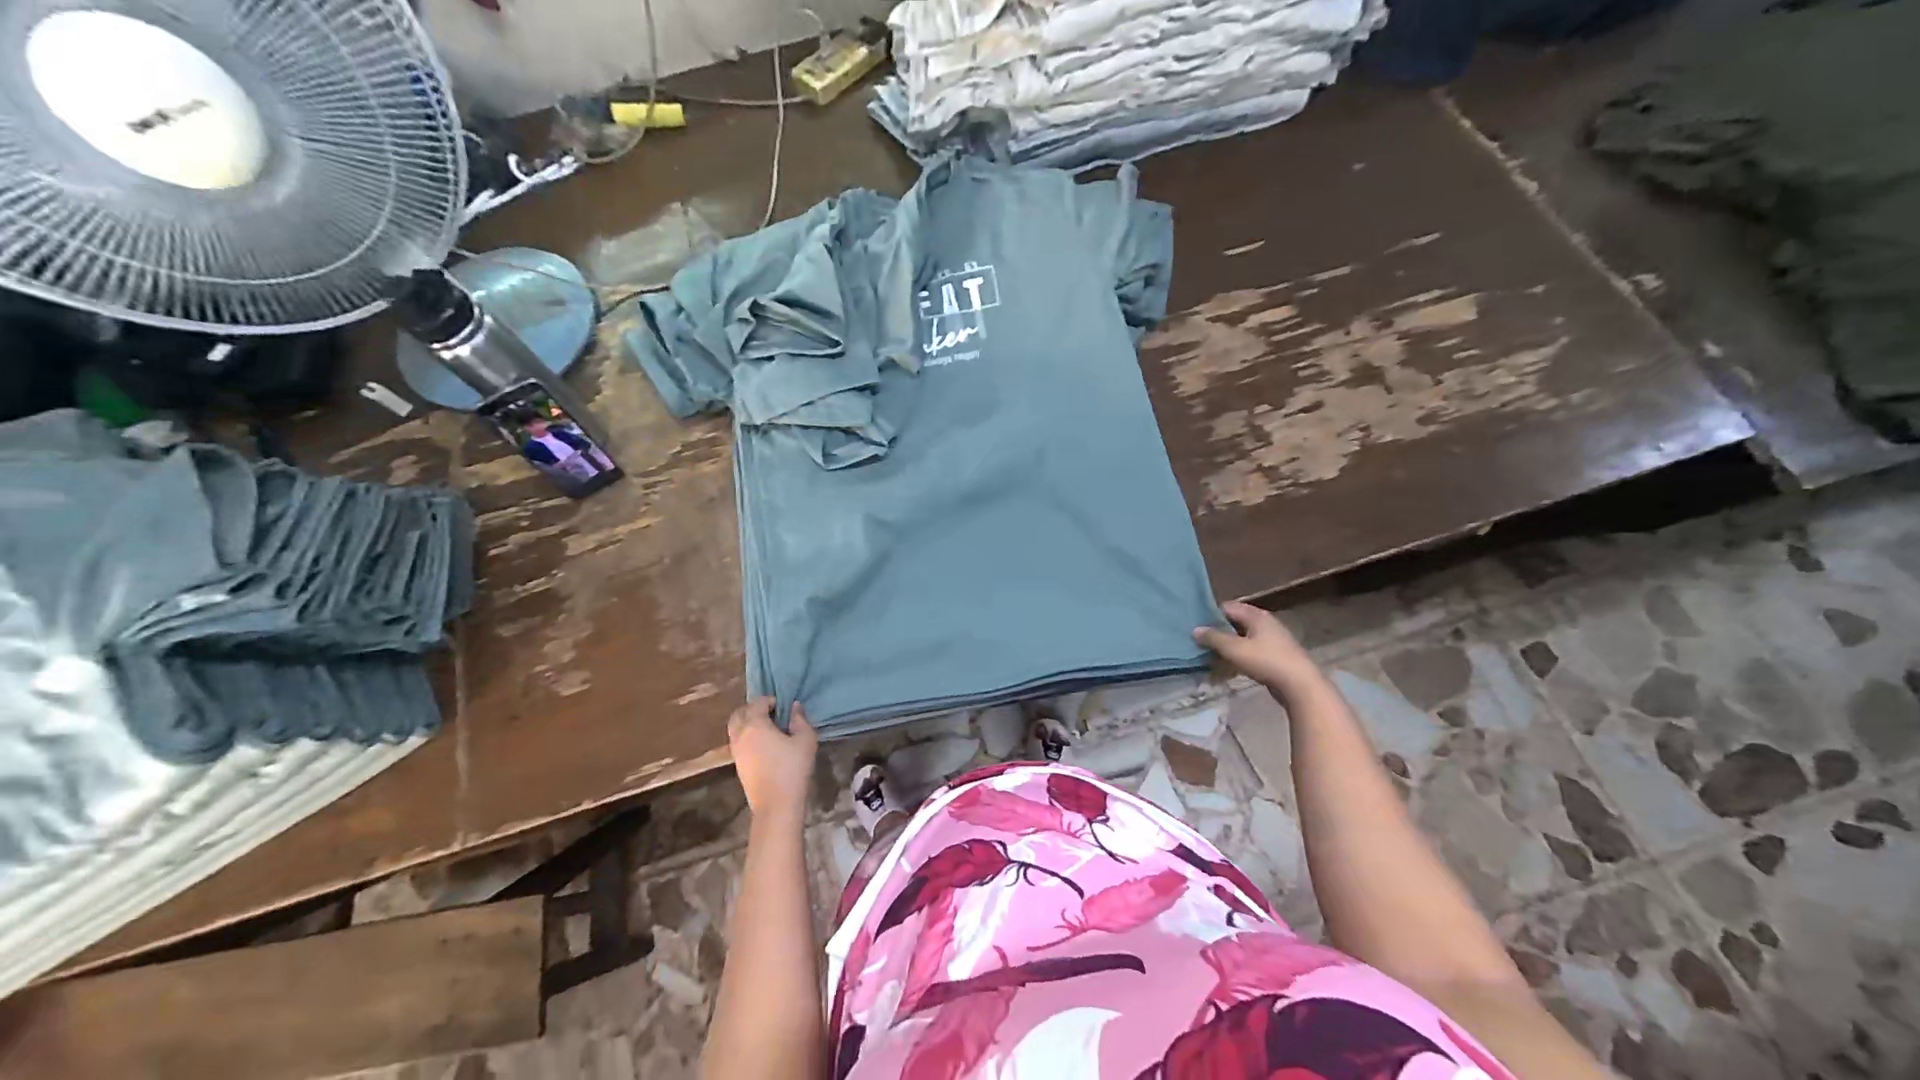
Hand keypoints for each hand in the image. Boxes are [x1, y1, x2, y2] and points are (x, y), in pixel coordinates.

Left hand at [728, 697, 817, 826]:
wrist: (776, 805)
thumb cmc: (793, 768)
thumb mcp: (805, 740)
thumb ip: (800, 720)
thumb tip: (794, 707)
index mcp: (754, 724)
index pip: (758, 703)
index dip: (771, 701)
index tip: (784, 707)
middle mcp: (740, 735)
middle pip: (739, 713)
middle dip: (753, 709)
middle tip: (771, 714)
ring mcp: (736, 751)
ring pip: (735, 728)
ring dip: (748, 723)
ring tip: (768, 729)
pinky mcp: (738, 765)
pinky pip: (737, 742)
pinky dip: (746, 737)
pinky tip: (764, 745)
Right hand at [1194, 601, 1325, 702]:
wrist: (1300, 685)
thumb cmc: (1265, 661)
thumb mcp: (1234, 649)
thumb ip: (1213, 638)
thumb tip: (1195, 630)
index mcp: (1256, 615)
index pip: (1228, 607)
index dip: (1211, 615)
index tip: (1197, 626)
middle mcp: (1266, 623)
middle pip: (1236, 622)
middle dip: (1219, 632)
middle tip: (1201, 643)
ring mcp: (1273, 639)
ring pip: (1243, 638)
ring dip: (1229, 647)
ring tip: (1213, 657)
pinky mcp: (1276, 656)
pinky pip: (1252, 651)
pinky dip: (1240, 657)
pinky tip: (1230, 668)